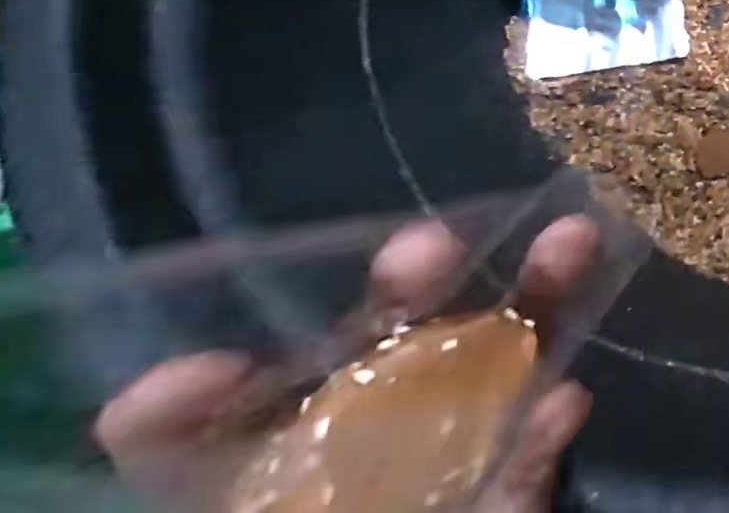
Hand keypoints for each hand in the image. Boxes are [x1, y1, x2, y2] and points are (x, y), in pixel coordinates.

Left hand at [96, 216, 600, 511]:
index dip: (203, 400)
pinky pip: (522, 474)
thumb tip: (157, 394)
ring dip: (534, 307)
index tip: (200, 382)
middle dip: (412, 290)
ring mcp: (446, 468)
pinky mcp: (507, 501)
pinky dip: (541, 442)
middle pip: (382, 358)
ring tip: (572, 242)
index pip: (214, 432)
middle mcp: (356, 454)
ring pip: (490, 374)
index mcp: (263, 479)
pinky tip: (563, 407)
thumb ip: (201, 454)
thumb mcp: (242, 506)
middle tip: (429, 246)